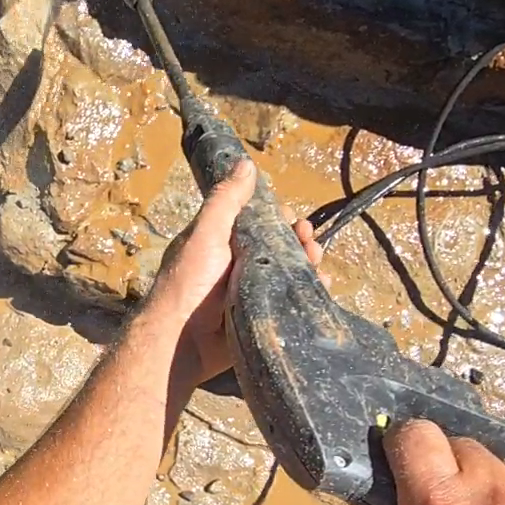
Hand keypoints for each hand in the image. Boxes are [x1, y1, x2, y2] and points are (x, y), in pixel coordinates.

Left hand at [142, 160, 323, 391]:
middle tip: (308, 242)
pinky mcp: (260, 316)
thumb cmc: (188, 283)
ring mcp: (249, 293)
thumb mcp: (205, 234)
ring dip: (308, 263)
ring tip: (316, 261)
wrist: (182, 341)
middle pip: (278, 247)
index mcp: (221, 243)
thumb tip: (245, 163)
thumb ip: (225, 201)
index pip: (257, 223)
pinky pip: (290, 300)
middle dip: (299, 241)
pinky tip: (323, 285)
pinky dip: (309, 291)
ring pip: (288, 272)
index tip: (292, 219)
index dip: (278, 219)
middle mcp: (235, 266)